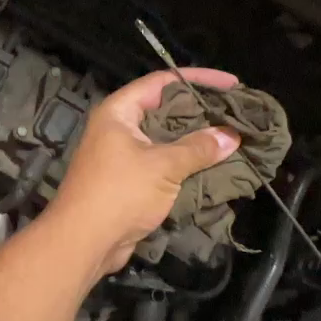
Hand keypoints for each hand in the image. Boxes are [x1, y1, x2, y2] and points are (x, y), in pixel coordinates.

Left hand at [38, 68, 239, 281]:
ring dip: (196, 141)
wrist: (83, 241)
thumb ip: (197, 148)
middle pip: (165, 110)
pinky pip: (163, 163)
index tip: (232, 83)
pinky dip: (186, 163)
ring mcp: (122, 155)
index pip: (161, 82)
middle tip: (237, 113)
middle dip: (200, 111)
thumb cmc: (119, 193)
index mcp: (118, 112)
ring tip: (233, 138)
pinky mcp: (130, 181)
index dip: (197, 79)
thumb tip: (230, 135)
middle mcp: (118, 128)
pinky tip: (215, 166)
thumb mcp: (162, 166)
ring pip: (166, 139)